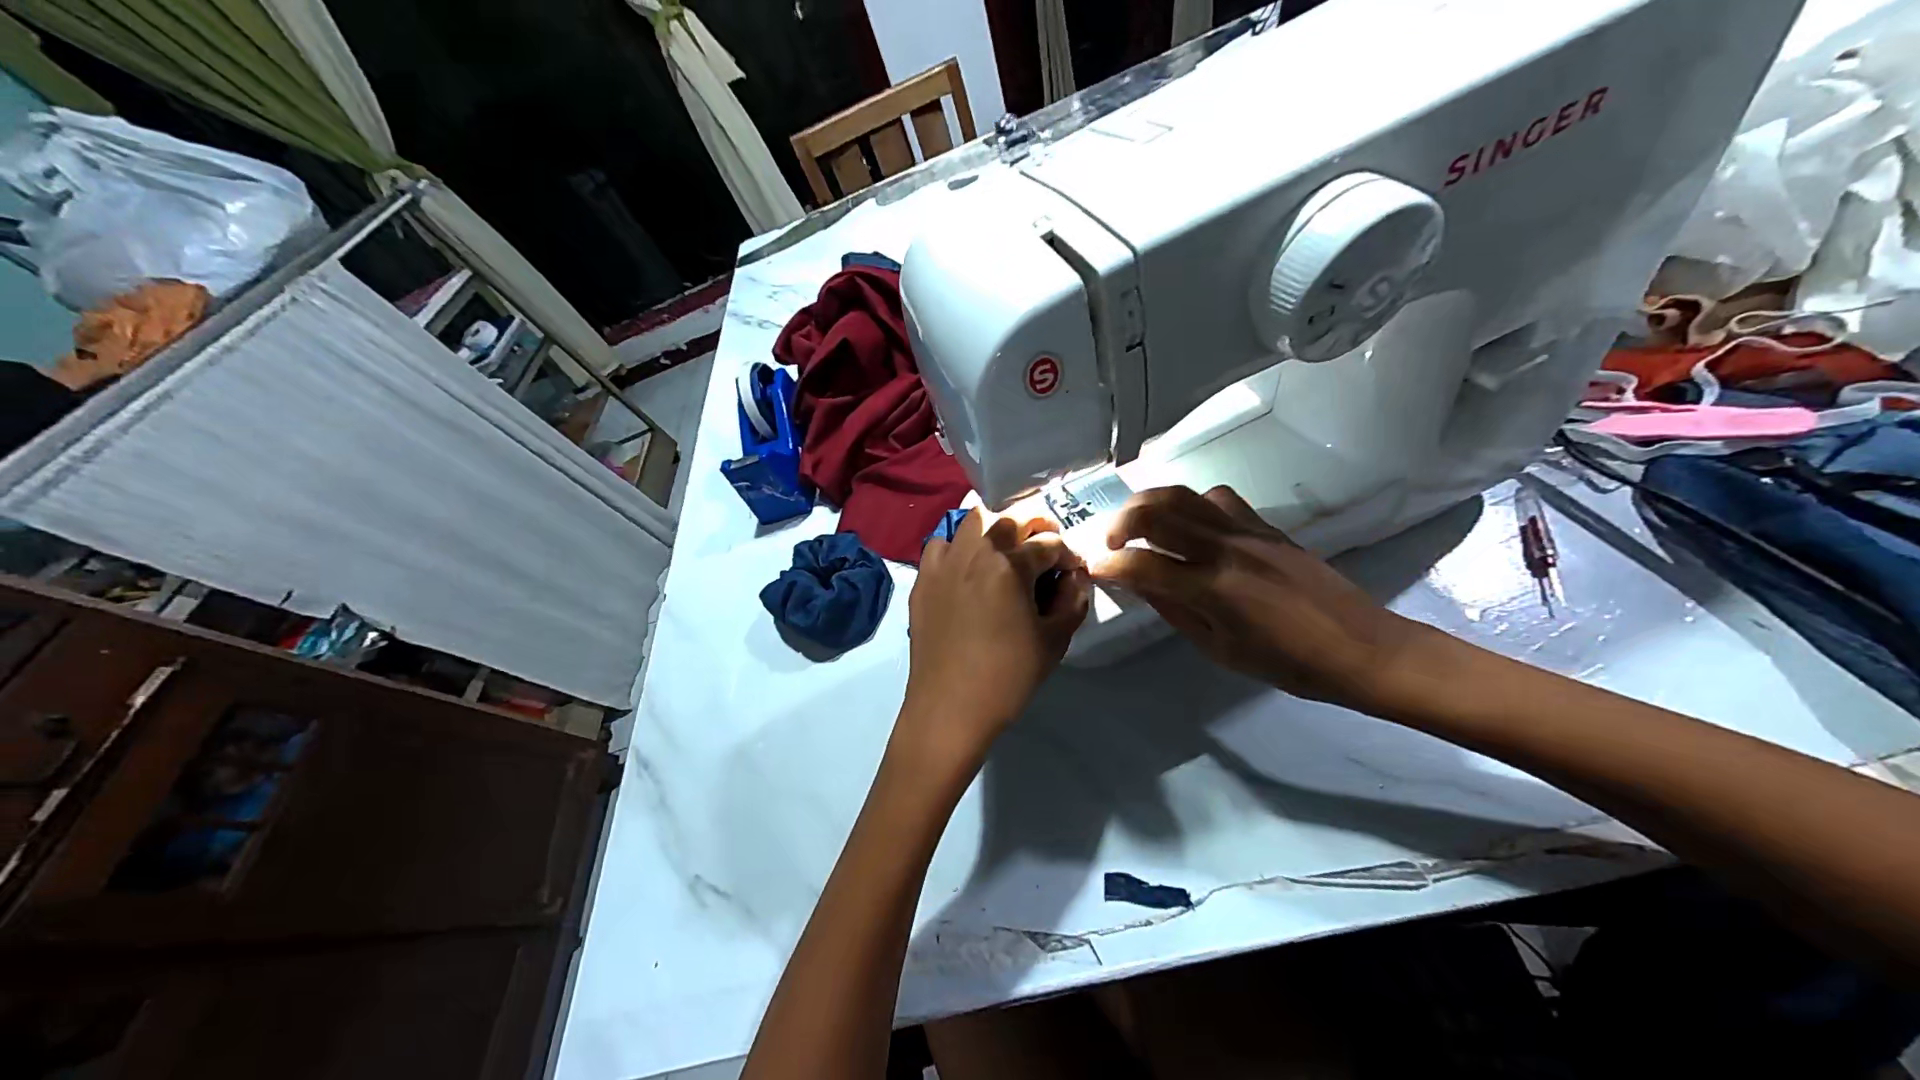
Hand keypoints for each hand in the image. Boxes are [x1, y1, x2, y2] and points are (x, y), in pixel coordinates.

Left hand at [902, 511, 1091, 762]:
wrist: (949, 707)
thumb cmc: (1007, 676)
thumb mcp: (1054, 641)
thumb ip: (1072, 601)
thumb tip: (1075, 576)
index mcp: (1009, 565)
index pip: (1049, 543)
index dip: (1068, 554)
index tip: (1073, 570)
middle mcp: (974, 551)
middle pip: (1009, 518)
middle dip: (1034, 527)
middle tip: (1044, 550)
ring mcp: (943, 562)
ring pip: (972, 521)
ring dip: (994, 528)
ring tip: (1005, 552)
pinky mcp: (923, 579)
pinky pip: (941, 545)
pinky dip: (958, 547)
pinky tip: (967, 569)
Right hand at [1092, 485, 1445, 713]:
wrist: (1361, 648)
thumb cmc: (1288, 664)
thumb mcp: (1221, 650)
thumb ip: (1175, 612)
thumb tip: (1140, 585)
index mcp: (1212, 589)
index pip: (1142, 564)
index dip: (1109, 565)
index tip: (1094, 569)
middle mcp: (1225, 549)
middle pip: (1155, 512)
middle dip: (1119, 523)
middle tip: (1110, 542)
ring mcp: (1248, 530)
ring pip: (1184, 494)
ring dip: (1150, 503)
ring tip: (1139, 524)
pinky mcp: (1267, 526)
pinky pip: (1218, 498)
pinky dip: (1191, 504)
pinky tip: (1191, 525)